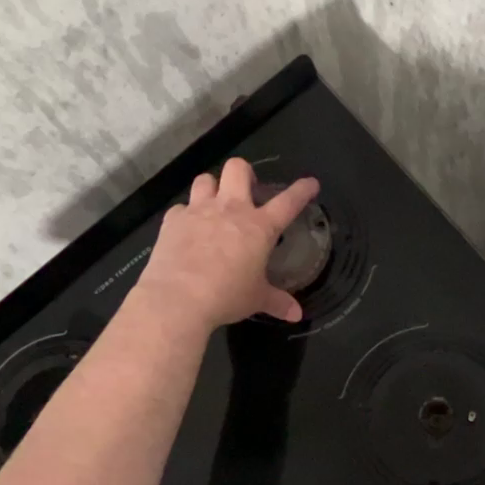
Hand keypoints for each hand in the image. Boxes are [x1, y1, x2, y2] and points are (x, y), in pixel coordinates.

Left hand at [132, 157, 318, 329]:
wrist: (179, 297)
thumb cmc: (227, 296)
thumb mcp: (256, 299)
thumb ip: (277, 302)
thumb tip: (296, 315)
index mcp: (258, 227)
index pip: (287, 202)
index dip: (301, 191)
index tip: (310, 184)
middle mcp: (229, 209)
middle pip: (238, 169)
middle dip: (245, 173)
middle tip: (246, 190)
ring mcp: (199, 211)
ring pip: (205, 179)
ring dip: (213, 188)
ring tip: (214, 205)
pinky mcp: (173, 220)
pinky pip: (181, 208)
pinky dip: (186, 216)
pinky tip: (187, 230)